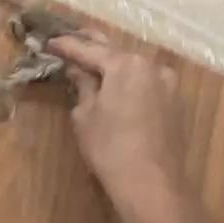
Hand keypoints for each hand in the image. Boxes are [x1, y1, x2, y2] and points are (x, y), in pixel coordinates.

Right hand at [48, 32, 187, 207]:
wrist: (151, 182)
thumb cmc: (110, 147)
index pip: (89, 49)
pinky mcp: (174, 100)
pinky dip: (128, 78)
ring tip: (90, 61)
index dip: (67, 45)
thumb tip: (78, 71)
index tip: (49, 42)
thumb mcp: (85, 115)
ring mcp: (167, 82)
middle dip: (92, 46)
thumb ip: (83, 86)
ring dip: (112, 62)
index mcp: (125, 64)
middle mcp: (150, 65)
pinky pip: (145, 81)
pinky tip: (114, 83)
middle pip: (115, 50)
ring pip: (133, 65)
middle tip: (70, 40)